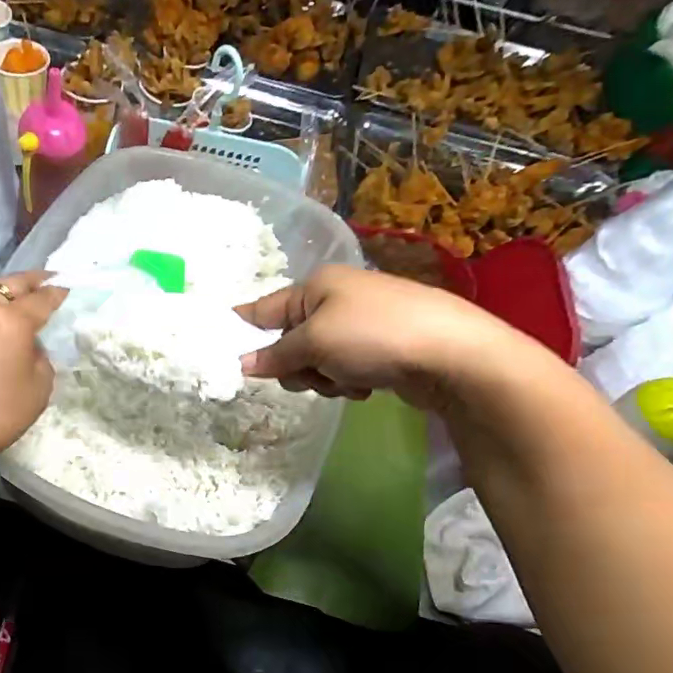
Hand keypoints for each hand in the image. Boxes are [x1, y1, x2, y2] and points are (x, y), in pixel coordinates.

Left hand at [0, 271, 66, 477]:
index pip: (42, 298)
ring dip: (10, 291)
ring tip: (27, 299)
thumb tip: (29, 345)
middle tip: (51, 281)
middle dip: (34, 281)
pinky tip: (4, 319)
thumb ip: (40, 357)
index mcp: (11, 320)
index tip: (71, 289)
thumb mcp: (38, 387)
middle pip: (12, 284)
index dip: (60, 293)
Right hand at [235, 266, 544, 409]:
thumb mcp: (315, 342)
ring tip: (349, 380)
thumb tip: (242, 363)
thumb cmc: (374, 336)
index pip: (262, 309)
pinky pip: (344, 369)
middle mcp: (336, 299)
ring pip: (316, 361)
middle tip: (314, 372)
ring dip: (325, 377)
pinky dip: (348, 381)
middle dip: (297, 364)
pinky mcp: (380, 350)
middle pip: (289, 341)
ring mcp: (360, 325)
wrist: (450, 352)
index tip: (222, 357)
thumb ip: (276, 354)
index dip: (242, 332)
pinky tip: (367, 386)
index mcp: (316, 285)